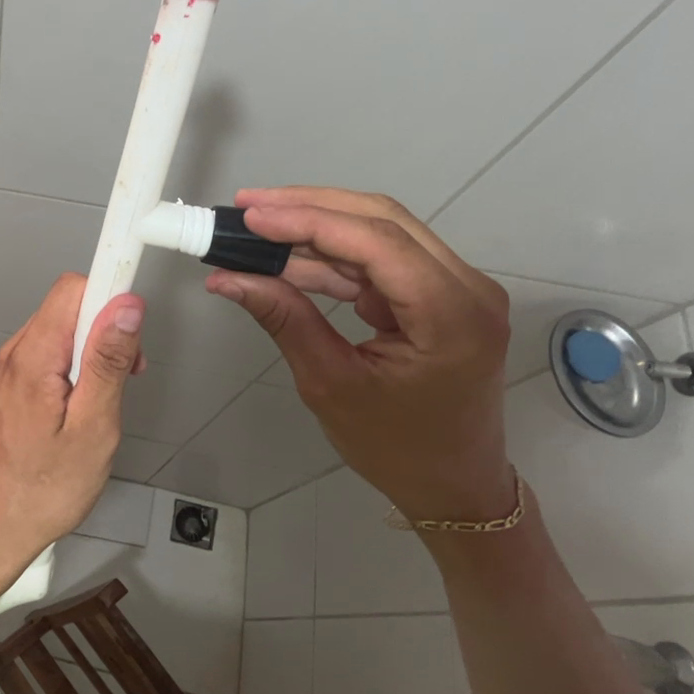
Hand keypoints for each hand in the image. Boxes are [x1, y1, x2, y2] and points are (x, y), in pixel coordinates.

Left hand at [0, 274, 145, 590]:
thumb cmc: (40, 491)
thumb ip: (107, 362)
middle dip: (108, 329)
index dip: (111, 285)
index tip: (138, 295)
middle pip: (71, 306)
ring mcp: (13, 369)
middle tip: (125, 374)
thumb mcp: (92, 428)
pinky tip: (85, 406)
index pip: (74, 288)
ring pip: (64, 331)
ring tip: (103, 401)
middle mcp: (17, 355)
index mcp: (33, 359)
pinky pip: (53, 354)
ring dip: (95, 352)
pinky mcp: (16, 385)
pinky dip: (78, 368)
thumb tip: (125, 309)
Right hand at [206, 188, 515, 522]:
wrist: (452, 486)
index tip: (249, 215)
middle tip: (246, 207)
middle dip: (309, 208)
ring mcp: (456, 288)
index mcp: (451, 313)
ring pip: (379, 233)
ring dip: (316, 228)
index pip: (375, 241)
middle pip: (382, 221)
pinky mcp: (438, 296)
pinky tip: (285, 257)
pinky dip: (330, 257)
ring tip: (255, 229)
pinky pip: (380, 261)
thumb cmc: (395, 447)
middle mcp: (466, 287)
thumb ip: (284, 320)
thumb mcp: (330, 384)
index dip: (308, 220)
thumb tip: (228, 278)